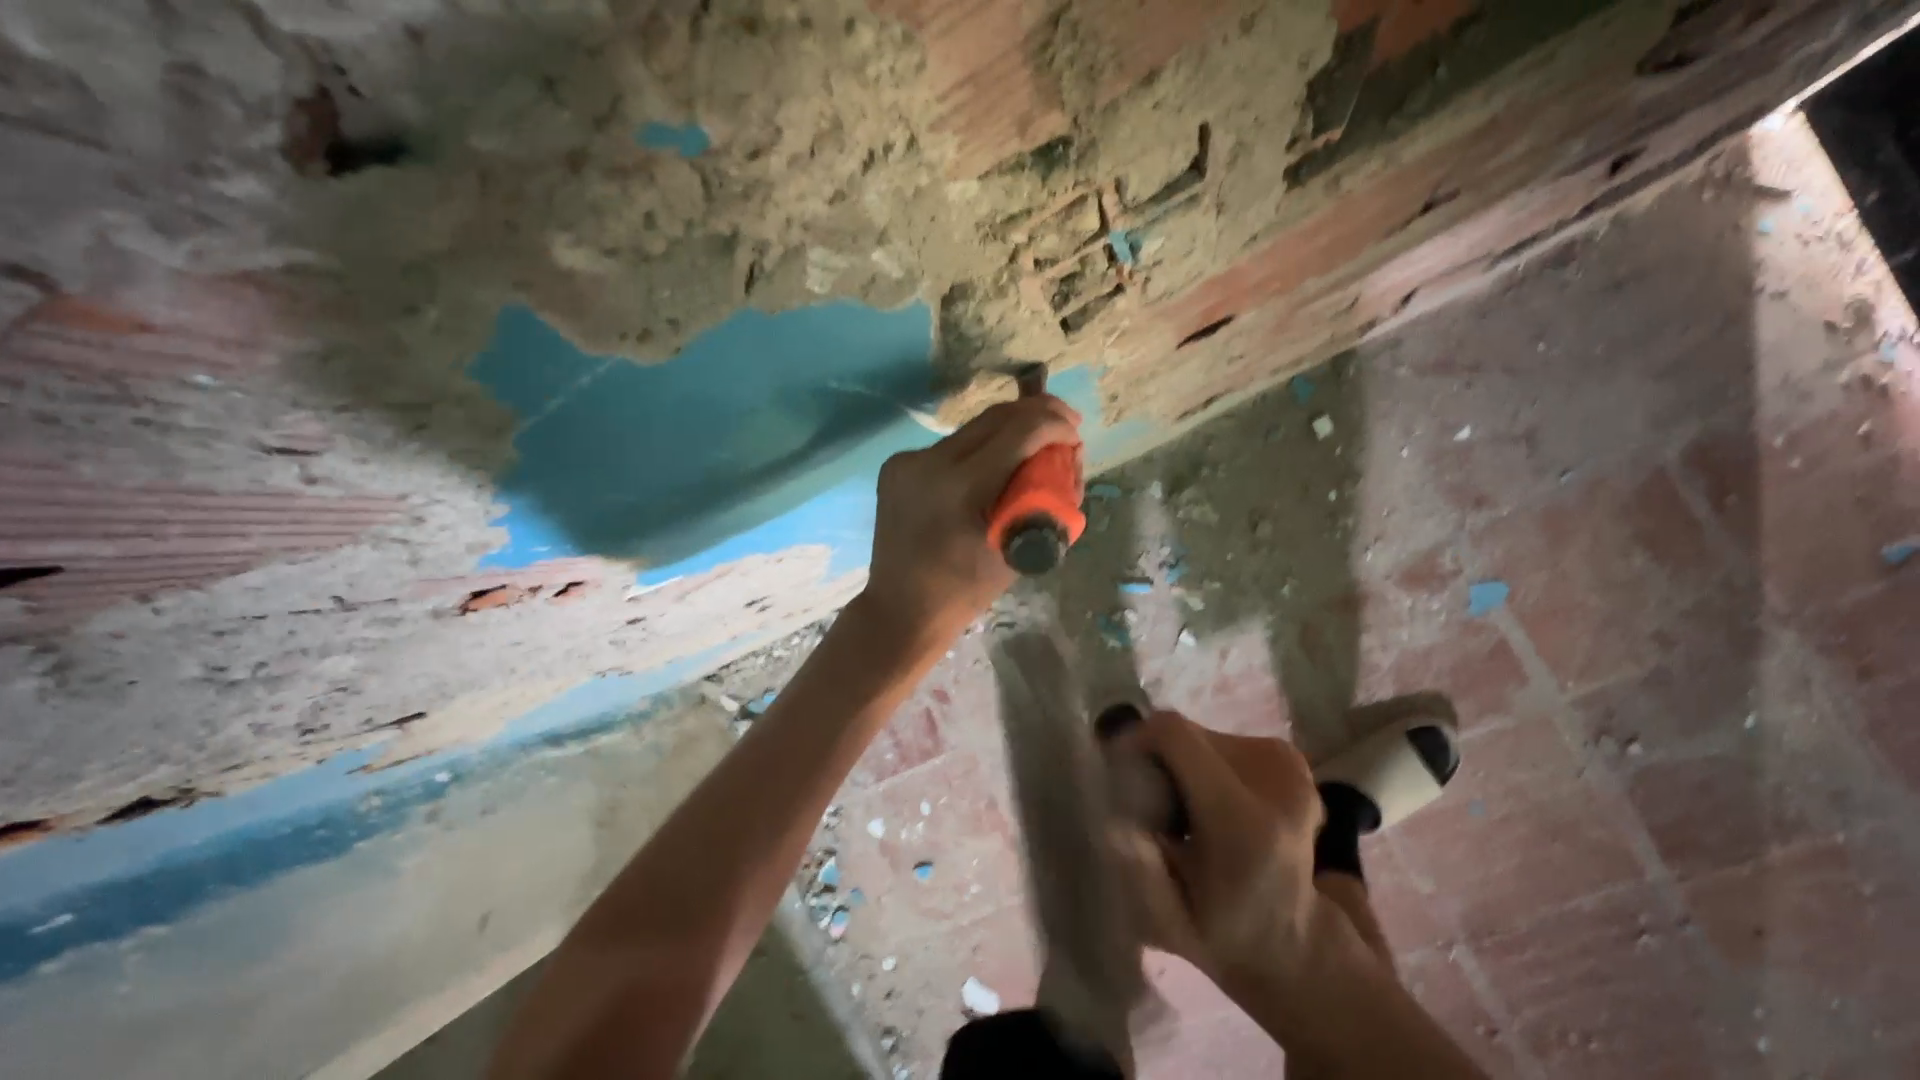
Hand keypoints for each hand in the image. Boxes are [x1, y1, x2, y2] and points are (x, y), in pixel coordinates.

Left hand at [858, 395, 1081, 638]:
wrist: (902, 609)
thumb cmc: (966, 591)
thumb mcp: (1020, 548)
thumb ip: (1047, 500)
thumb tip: (1069, 461)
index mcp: (960, 487)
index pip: (1019, 432)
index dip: (1054, 425)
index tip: (1076, 433)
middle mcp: (929, 463)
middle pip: (995, 418)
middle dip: (1037, 413)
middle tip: (1066, 421)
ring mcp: (907, 462)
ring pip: (971, 430)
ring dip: (1007, 430)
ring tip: (1035, 443)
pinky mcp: (897, 466)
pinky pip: (948, 448)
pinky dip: (978, 450)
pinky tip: (991, 467)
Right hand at [1103, 710, 1324, 996]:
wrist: (1292, 939)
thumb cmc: (1221, 934)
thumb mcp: (1168, 921)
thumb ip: (1139, 871)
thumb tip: (1109, 823)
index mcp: (1242, 822)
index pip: (1176, 735)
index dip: (1134, 741)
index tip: (1116, 774)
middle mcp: (1274, 782)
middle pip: (1186, 733)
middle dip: (1156, 758)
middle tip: (1147, 804)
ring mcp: (1288, 767)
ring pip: (1202, 734)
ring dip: (1180, 761)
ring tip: (1180, 809)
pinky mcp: (1289, 759)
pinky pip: (1224, 741)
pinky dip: (1205, 763)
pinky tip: (1209, 802)